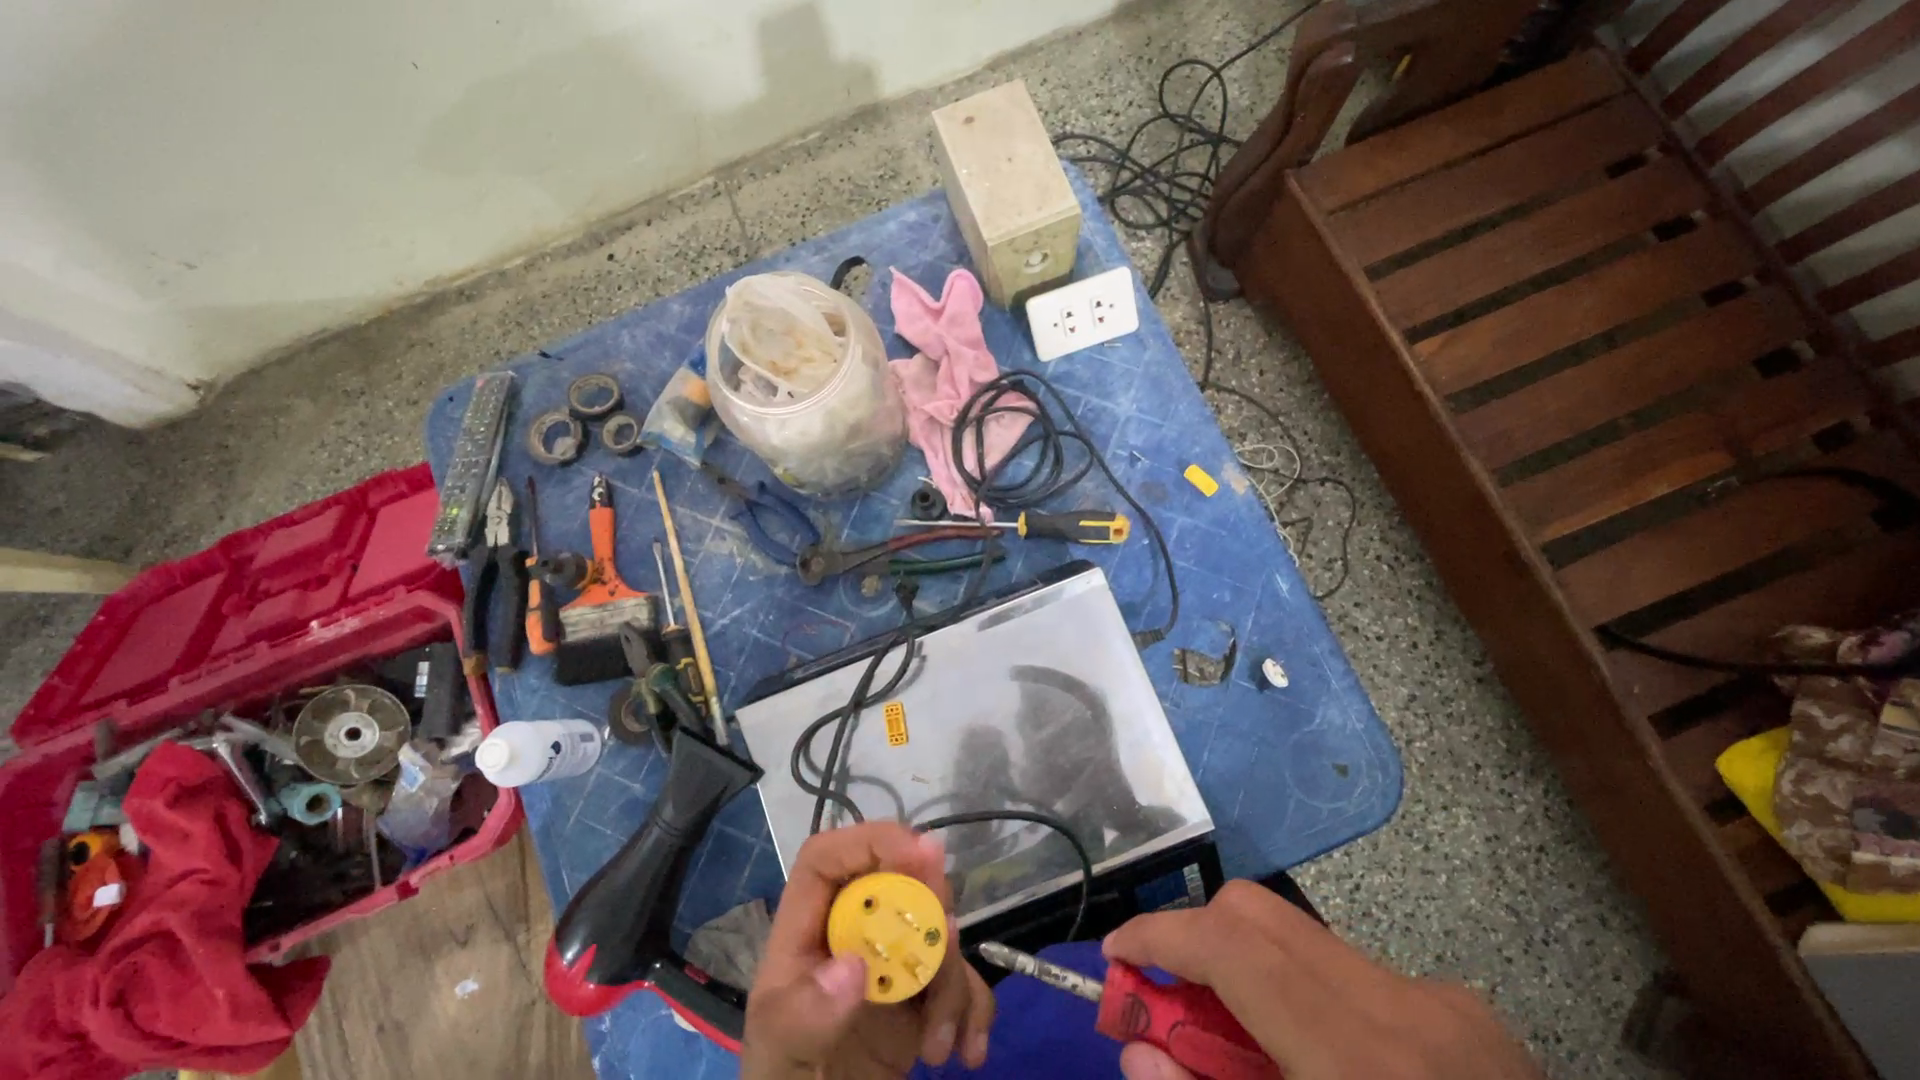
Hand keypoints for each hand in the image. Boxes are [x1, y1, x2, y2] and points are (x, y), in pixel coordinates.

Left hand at [742, 823, 994, 1078]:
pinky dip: (973, 1011)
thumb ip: (806, 1016)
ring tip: (938, 1046)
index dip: (868, 843)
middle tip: (946, 938)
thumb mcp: (783, 1058)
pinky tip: (966, 1053)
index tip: (917, 854)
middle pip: (895, 888)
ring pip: (936, 934)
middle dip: (929, 908)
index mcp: (802, 942)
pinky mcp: (920, 1009)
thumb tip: (854, 967)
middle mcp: (847, 946)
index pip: (825, 862)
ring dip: (953, 981)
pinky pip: (960, 983)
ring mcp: (888, 975)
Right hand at [1104, 880, 1541, 1079]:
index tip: (1115, 956)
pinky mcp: (1469, 1009)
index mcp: (1363, 1063)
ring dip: (1253, 972)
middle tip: (1166, 1001)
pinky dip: (1314, 998)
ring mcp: (1446, 1001)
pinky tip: (1336, 1067)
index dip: (1160, 936)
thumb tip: (1138, 1051)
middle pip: (1261, 914)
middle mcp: (1408, 1008)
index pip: (1235, 950)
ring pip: (1305, 941)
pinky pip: (1358, 973)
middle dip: (1195, 939)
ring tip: (1251, 1049)